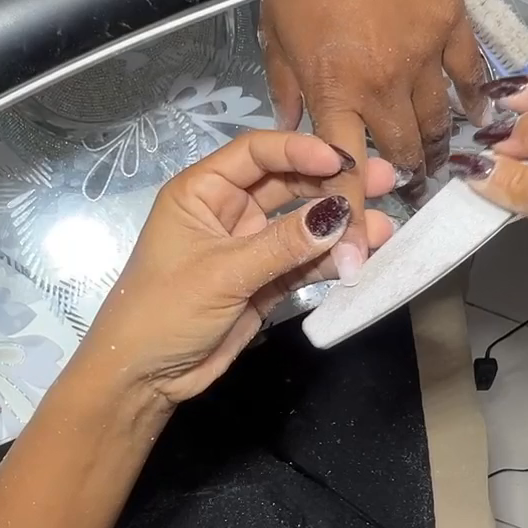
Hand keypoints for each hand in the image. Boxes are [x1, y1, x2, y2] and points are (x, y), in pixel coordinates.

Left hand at [75, 132, 397, 404]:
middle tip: (383, 183)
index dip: (299, 149)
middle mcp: (228, 208)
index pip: (256, 153)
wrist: (144, 378)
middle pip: (288, 183)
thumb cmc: (165, 311)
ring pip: (302, 223)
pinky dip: (332, 259)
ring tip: (383, 229)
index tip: (341, 158)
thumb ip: (282, 244)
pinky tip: (365, 256)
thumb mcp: (222, 272)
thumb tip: (338, 215)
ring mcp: (250, 244)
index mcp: (202, 191)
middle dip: (332, 185)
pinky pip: (305, 260)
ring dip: (340, 225)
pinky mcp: (266, 279)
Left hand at [259, 0, 486, 276]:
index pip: (340, 171)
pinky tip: (480, 119)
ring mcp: (425, 54)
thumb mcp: (274, 32)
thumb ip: (291, 89)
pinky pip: (471, 76)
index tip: (356, 261)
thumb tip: (299, 131)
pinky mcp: (454, 23)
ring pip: (437, 121)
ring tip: (434, 163)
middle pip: (398, 151)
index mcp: (331, 88)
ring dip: (433, 147)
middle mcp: (382, 83)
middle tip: (395, 188)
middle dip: (396, 178)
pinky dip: (475, 101)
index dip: (346, 221)